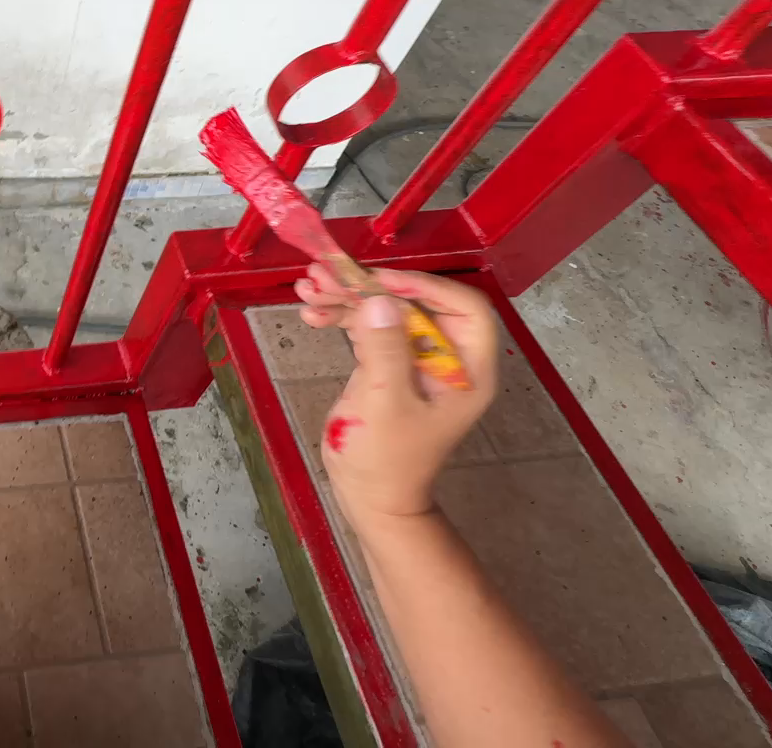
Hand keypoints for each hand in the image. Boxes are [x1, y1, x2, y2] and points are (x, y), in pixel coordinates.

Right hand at [295, 267, 500, 520]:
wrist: (369, 495)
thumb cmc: (387, 459)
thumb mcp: (385, 404)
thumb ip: (385, 351)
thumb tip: (379, 300)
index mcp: (464, 368)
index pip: (464, 309)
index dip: (426, 287)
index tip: (378, 282)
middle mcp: (442, 357)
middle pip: (413, 303)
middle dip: (368, 286)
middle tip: (324, 276)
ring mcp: (411, 359)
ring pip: (383, 310)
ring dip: (345, 297)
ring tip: (307, 288)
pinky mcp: (383, 364)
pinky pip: (364, 327)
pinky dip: (338, 316)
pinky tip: (310, 314)